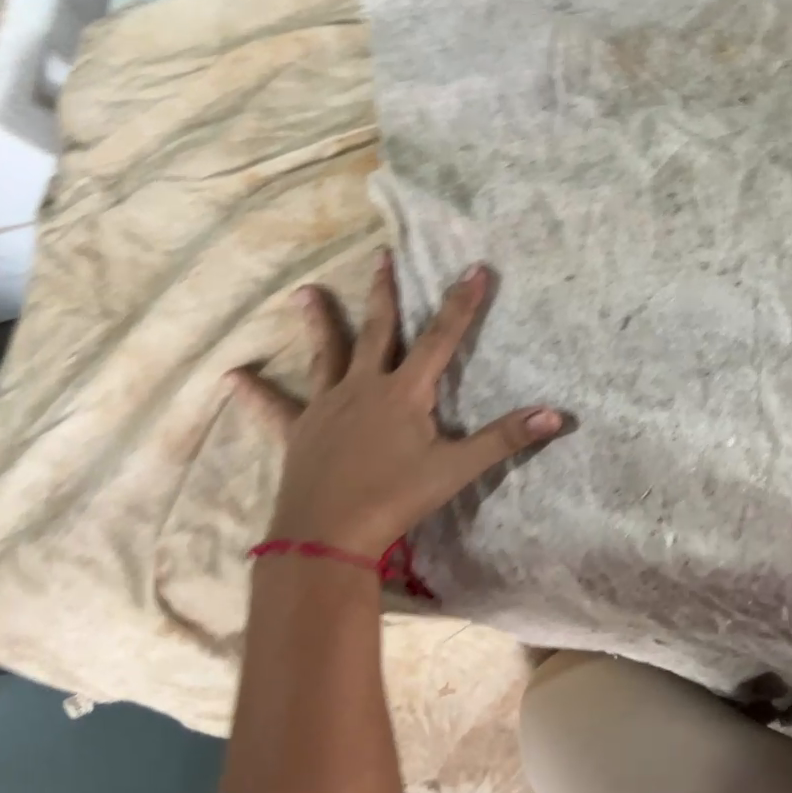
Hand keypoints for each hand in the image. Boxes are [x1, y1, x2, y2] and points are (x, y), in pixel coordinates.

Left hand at [227, 251, 564, 556]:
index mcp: (404, 392)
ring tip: (304, 293)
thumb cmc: (395, 498)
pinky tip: (233, 379)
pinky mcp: (299, 433)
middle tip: (383, 257)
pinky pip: (275, 409)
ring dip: (319, 323)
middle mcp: (364, 387)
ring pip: (326, 356)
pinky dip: (257, 394)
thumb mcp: (457, 468)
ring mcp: (326, 408)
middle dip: (386, 294)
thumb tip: (558, 416)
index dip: (462, 303)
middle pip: (379, 332)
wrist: (325, 535)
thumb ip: (506, 439)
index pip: (442, 338)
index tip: (475, 268)